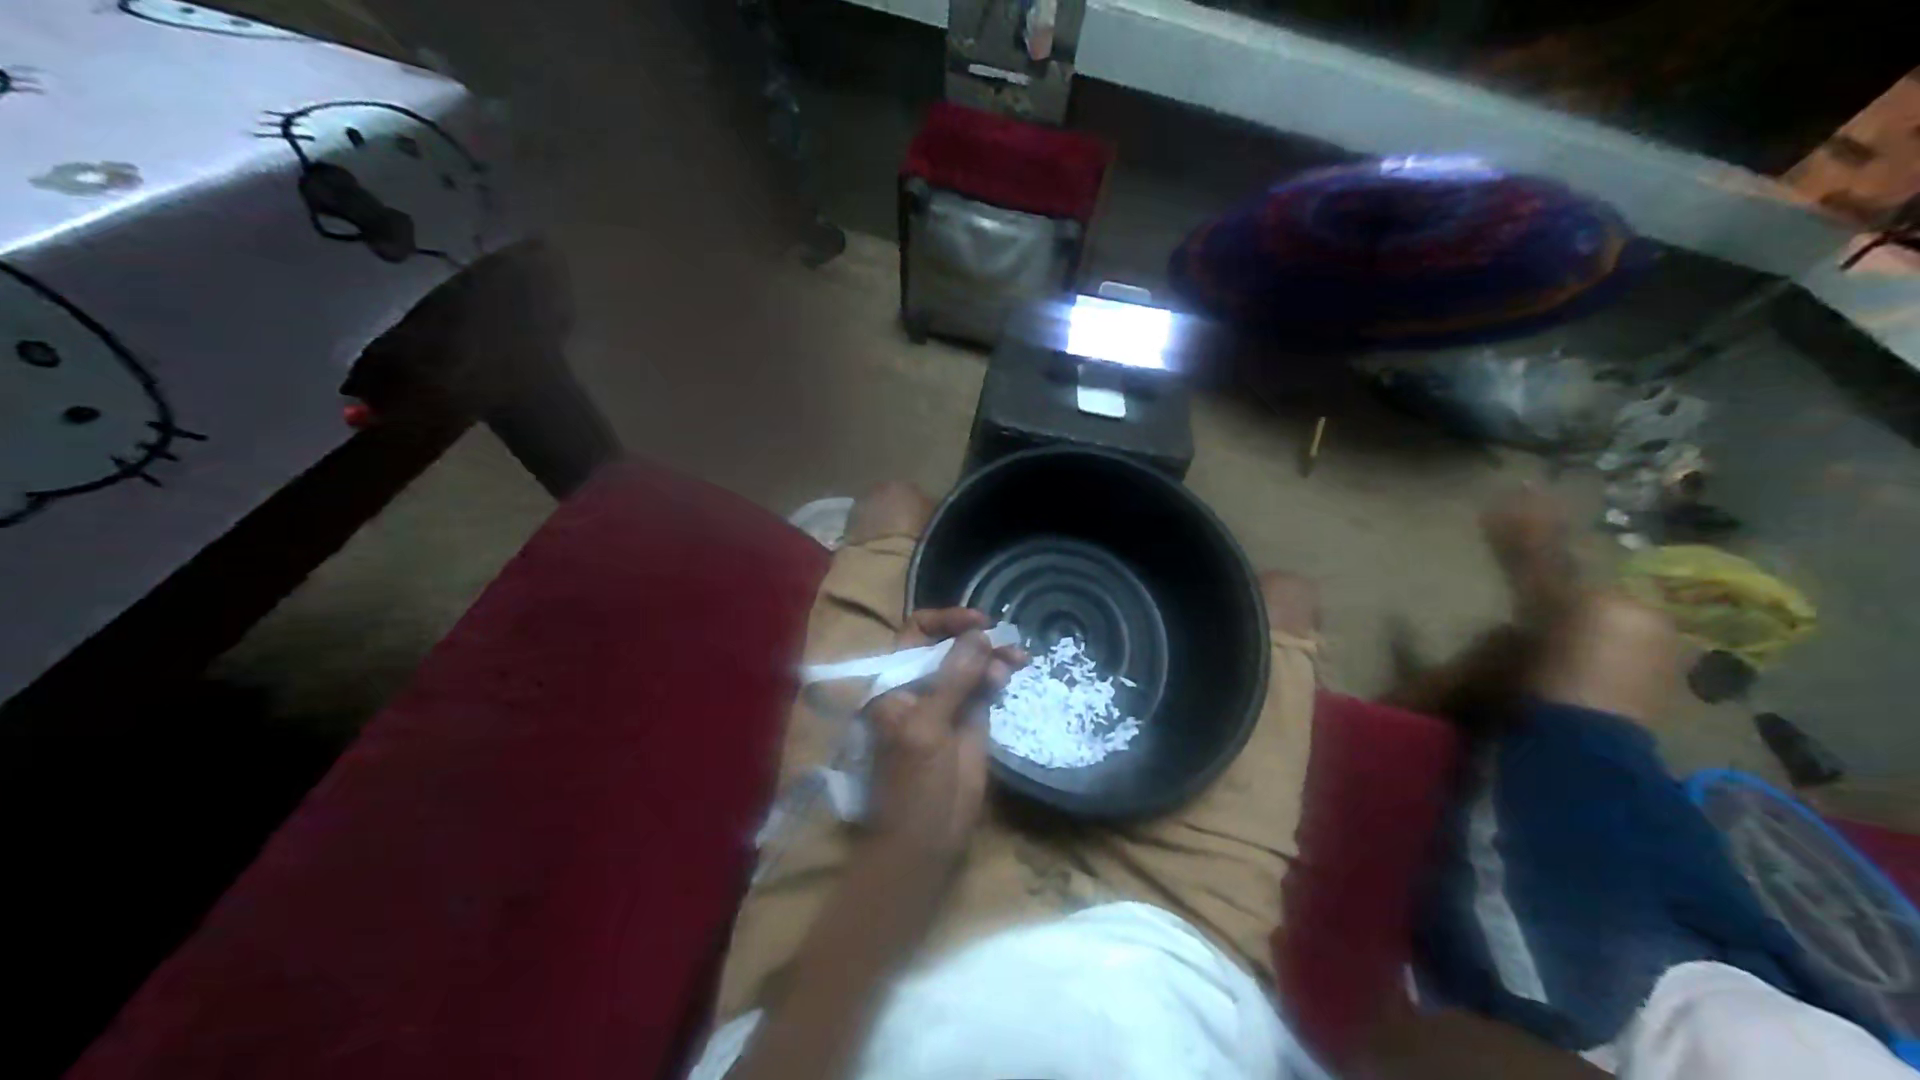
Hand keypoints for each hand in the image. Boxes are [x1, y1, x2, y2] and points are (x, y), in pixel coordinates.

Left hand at [864, 609, 1025, 863]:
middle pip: (949, 646)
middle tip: (1008, 643)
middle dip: (978, 638)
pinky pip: (985, 688)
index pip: (916, 633)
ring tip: (1018, 659)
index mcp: (895, 683)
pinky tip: (1012, 673)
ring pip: (972, 665)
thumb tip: (979, 635)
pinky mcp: (970, 722)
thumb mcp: (928, 728)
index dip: (945, 621)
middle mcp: (920, 686)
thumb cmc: (913, 785)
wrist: (925, 841)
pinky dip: (999, 676)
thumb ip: (952, 680)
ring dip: (994, 655)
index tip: (977, 622)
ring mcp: (947, 703)